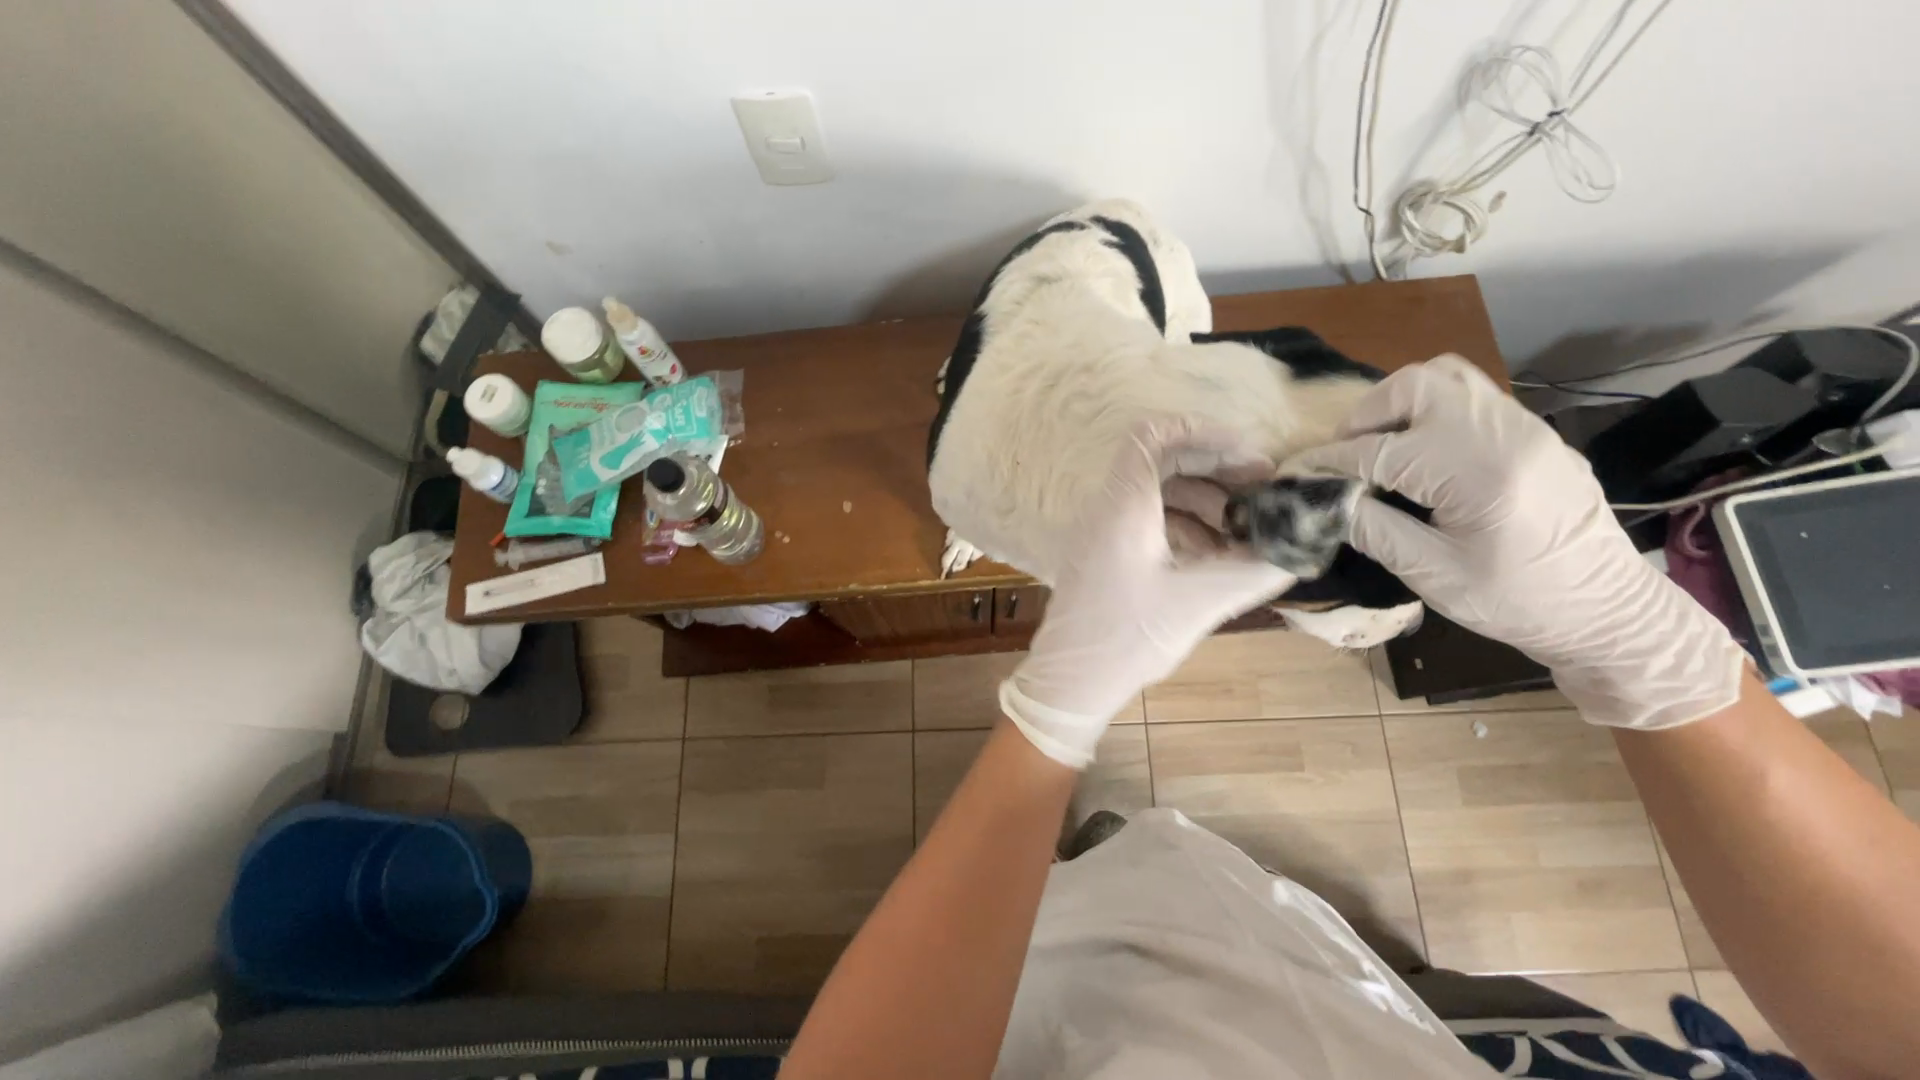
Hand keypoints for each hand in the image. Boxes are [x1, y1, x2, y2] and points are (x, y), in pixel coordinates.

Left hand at [1001, 422, 1296, 767]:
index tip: (1249, 458)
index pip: (1155, 435)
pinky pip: (1147, 521)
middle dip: (1216, 471)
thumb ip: (1256, 570)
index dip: (1205, 434)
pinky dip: (1185, 527)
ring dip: (1205, 503)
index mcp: (1124, 505)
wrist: (1070, 682)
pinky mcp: (1104, 556)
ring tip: (1245, 532)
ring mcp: (1101, 532)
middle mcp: (1108, 508)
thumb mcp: (1200, 602)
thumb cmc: (1128, 637)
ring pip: (1157, 494)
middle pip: (1162, 462)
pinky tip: (1215, 557)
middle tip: (1261, 493)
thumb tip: (1302, 548)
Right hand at [1286, 354, 1745, 729]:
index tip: (1294, 474)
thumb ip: (1372, 527)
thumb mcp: (1432, 574)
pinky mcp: (1533, 433)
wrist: (1607, 612)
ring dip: (1399, 404)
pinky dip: (1432, 411)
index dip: (1328, 462)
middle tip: (1343, 456)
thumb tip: (1320, 500)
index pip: (1380, 451)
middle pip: (1414, 387)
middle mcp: (1503, 433)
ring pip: (1446, 377)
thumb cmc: (1516, 603)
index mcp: (1477, 473)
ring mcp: (1524, 426)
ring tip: (1379, 445)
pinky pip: (1472, 396)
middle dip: (1365, 417)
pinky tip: (1421, 453)